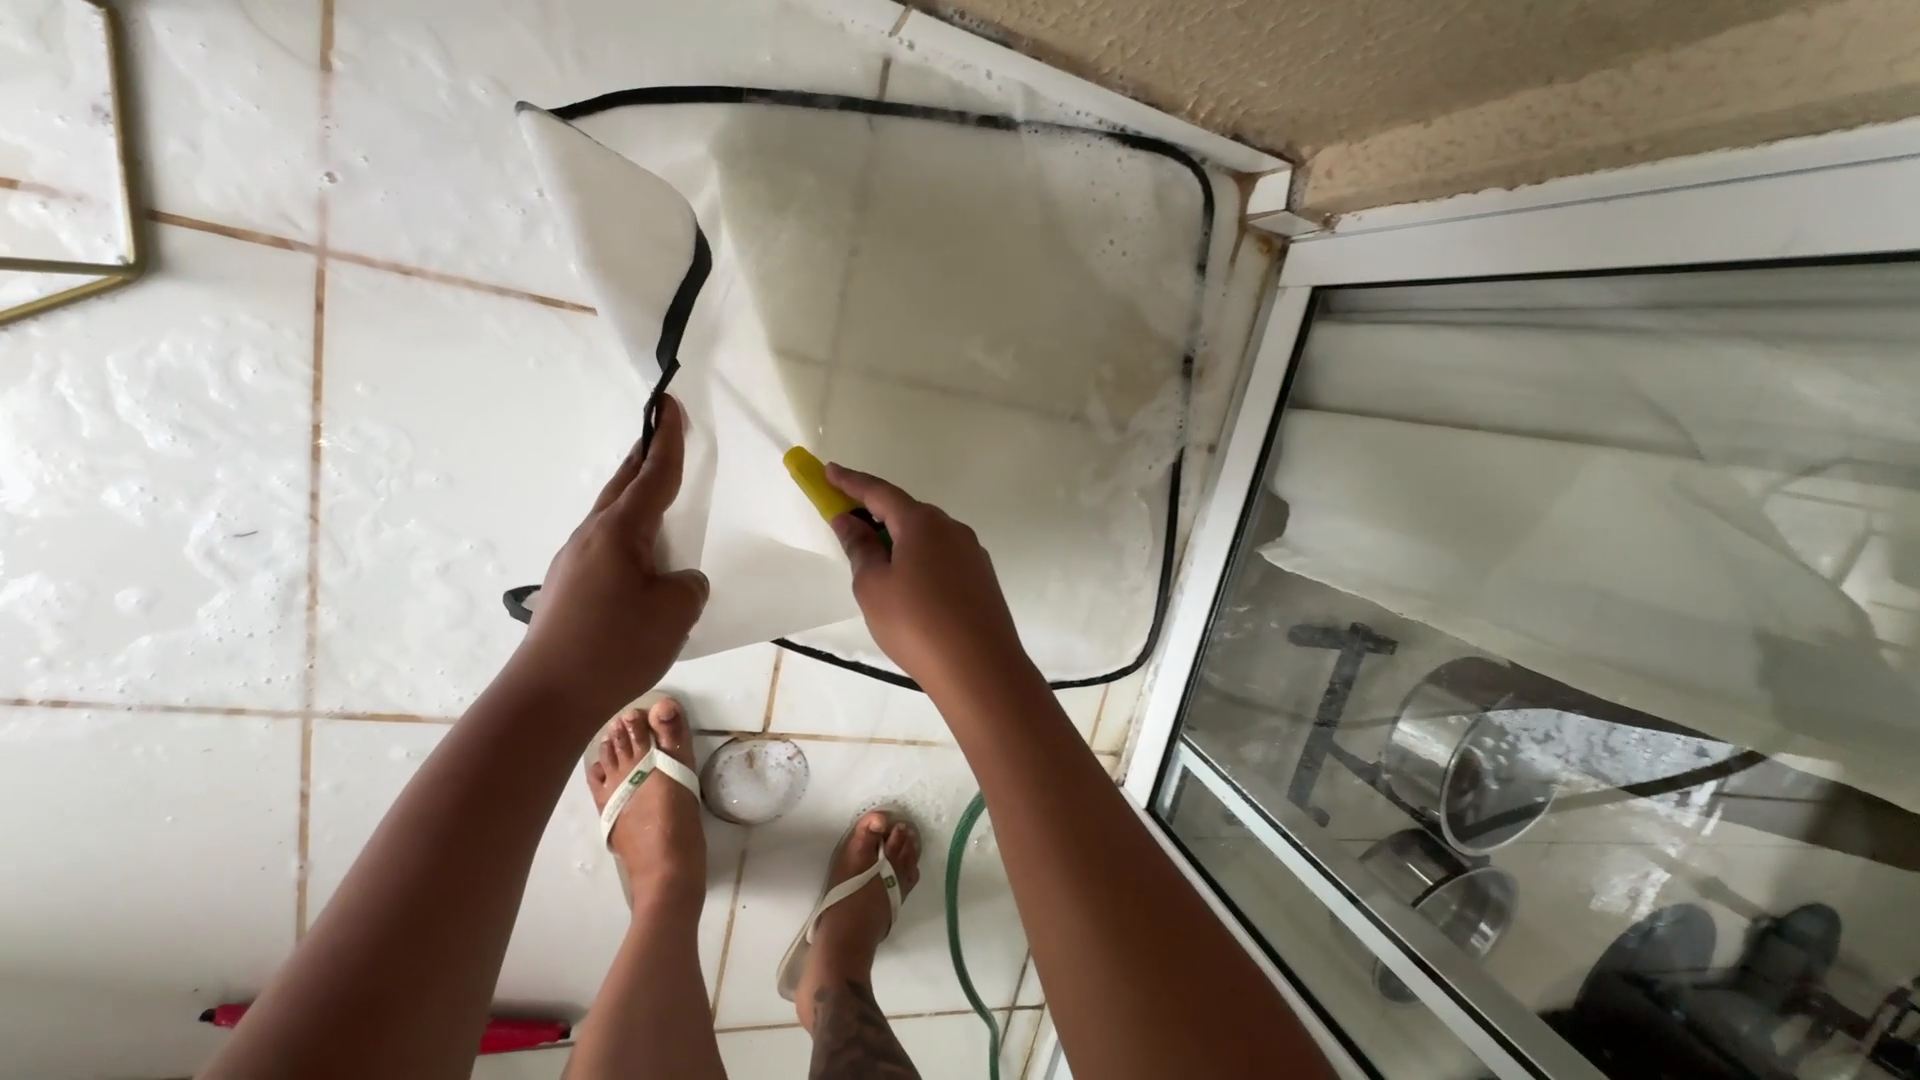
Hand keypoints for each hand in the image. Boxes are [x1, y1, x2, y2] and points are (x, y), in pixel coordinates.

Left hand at [515, 396, 708, 717]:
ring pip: (610, 517)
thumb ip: (689, 585)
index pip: (653, 476)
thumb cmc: (616, 646)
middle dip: (644, 458)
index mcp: (618, 532)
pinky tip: (639, 559)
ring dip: (634, 498)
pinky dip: (627, 536)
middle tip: (661, 434)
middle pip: (622, 486)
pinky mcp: (567, 590)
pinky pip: (605, 547)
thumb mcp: (676, 612)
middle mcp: (590, 538)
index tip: (670, 404)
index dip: (668, 442)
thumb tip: (677, 580)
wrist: (547, 697)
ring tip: (656, 497)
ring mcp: (573, 563)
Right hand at [825, 463, 1029, 690]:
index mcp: (923, 523)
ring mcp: (972, 554)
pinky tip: (910, 591)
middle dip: (876, 515)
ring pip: (926, 539)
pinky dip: (919, 563)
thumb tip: (850, 521)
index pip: (880, 492)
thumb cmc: (916, 624)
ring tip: (876, 567)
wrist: (980, 668)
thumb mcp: (873, 586)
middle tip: (847, 525)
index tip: (828, 471)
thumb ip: (860, 548)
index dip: (851, 482)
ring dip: (899, 543)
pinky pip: (942, 560)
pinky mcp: (983, 580)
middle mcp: (952, 529)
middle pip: (907, 513)